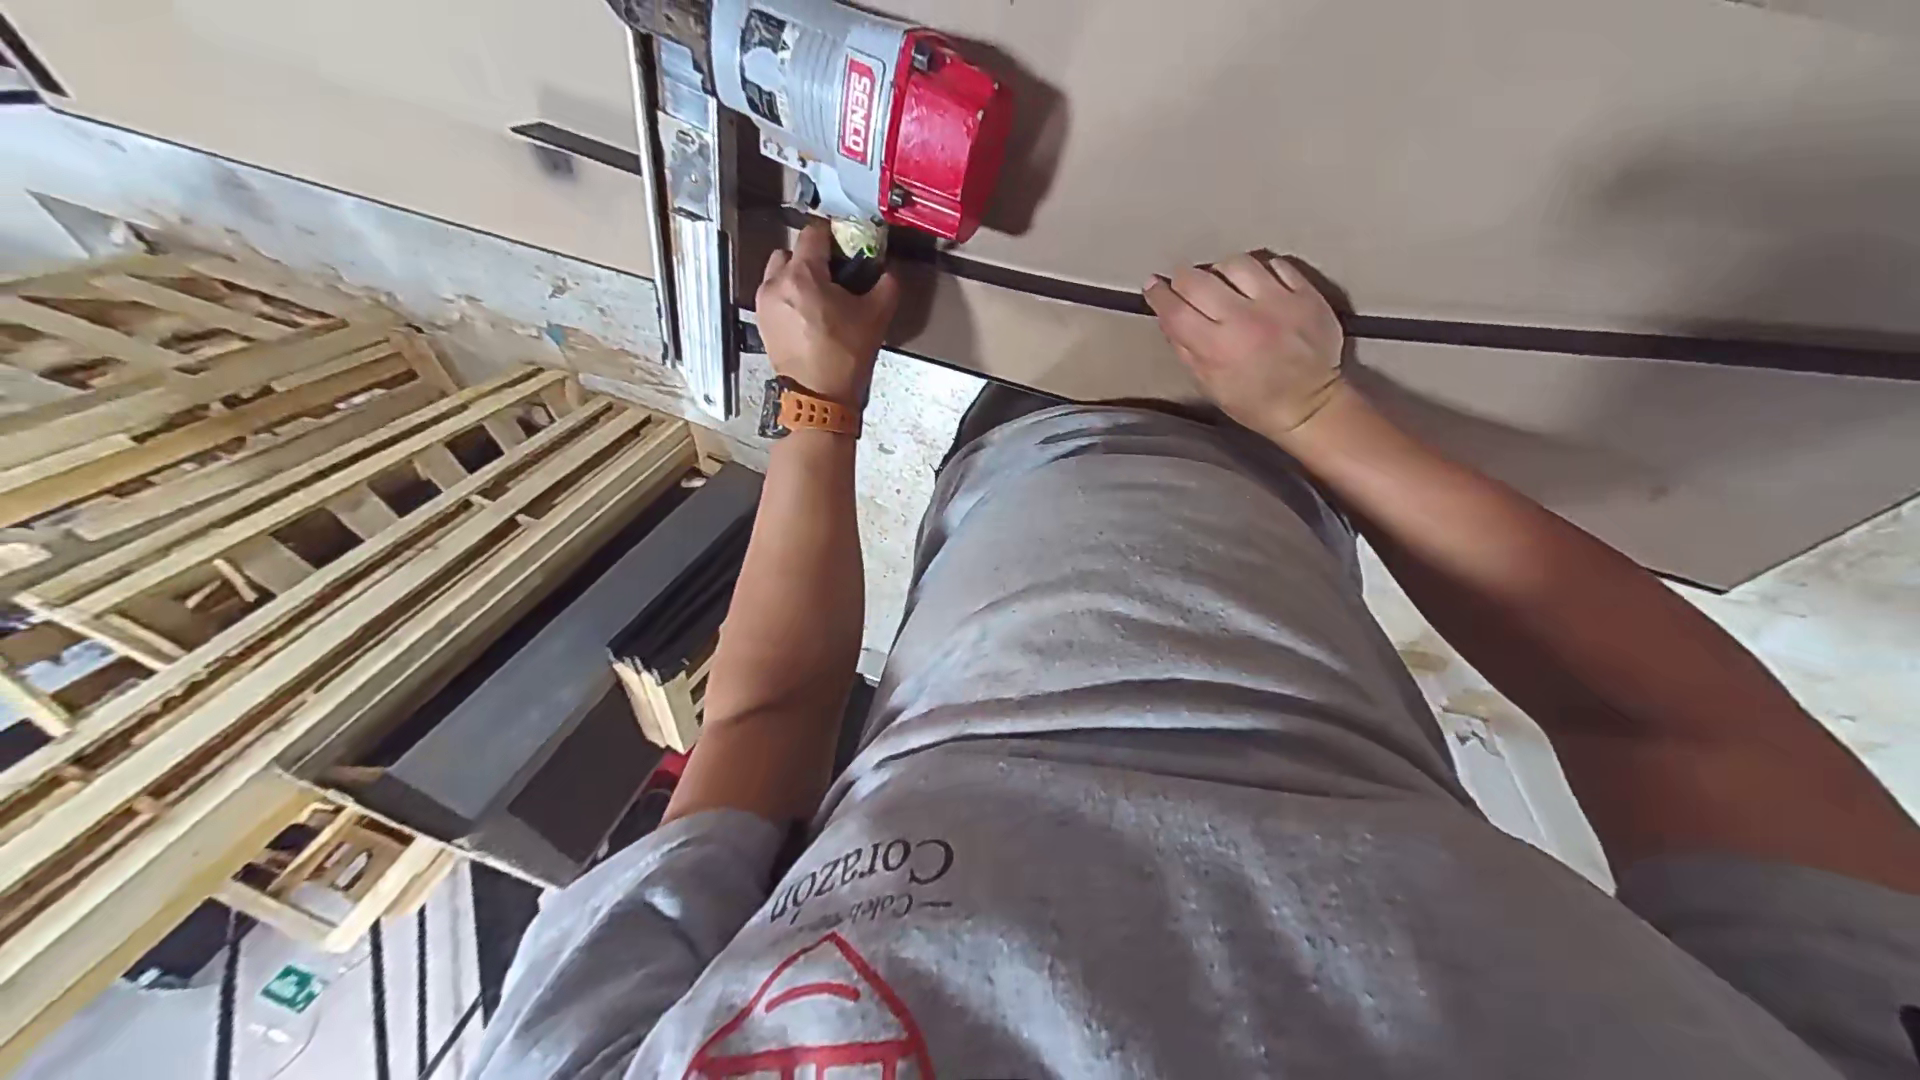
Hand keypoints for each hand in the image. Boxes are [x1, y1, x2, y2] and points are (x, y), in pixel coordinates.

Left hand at [756, 222, 900, 405]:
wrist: (818, 396)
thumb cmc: (844, 356)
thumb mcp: (876, 317)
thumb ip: (887, 285)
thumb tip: (888, 273)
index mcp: (803, 274)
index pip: (815, 232)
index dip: (834, 236)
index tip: (847, 249)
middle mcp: (776, 282)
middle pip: (793, 251)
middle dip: (813, 258)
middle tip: (834, 277)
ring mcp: (764, 303)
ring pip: (779, 272)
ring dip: (797, 276)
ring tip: (818, 297)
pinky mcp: (762, 322)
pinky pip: (773, 295)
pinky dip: (788, 297)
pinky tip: (807, 315)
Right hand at [1143, 253, 1345, 439]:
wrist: (1308, 405)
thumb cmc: (1252, 402)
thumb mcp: (1208, 384)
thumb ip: (1185, 350)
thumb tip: (1167, 317)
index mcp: (1216, 348)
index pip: (1175, 310)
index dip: (1158, 295)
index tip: (1153, 287)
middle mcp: (1244, 318)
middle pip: (1198, 280)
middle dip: (1183, 279)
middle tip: (1182, 284)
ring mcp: (1278, 302)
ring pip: (1236, 264)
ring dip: (1220, 270)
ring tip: (1221, 282)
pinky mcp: (1305, 294)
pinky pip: (1275, 264)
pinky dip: (1258, 271)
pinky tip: (1254, 284)